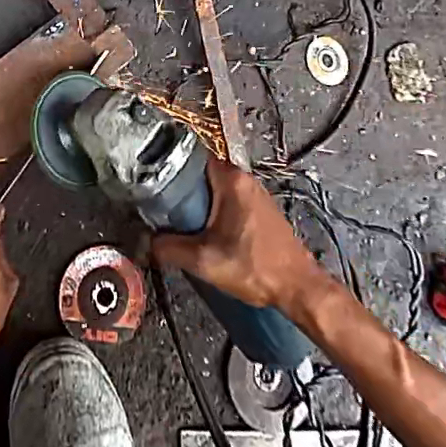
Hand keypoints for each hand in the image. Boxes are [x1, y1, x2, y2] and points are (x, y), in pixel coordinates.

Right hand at [151, 159, 331, 314]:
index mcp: (232, 180)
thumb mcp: (203, 261)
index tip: (156, 184)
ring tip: (184, 224)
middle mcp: (245, 180)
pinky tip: (208, 234)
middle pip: (203, 174)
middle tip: (167, 211)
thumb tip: (147, 243)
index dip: (172, 168)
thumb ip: (169, 248)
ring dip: (200, 204)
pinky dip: (216, 212)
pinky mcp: (262, 210)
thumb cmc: (254, 268)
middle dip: (184, 191)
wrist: (298, 289)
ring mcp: (256, 194)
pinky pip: (230, 201)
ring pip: (217, 189)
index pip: (193, 158)